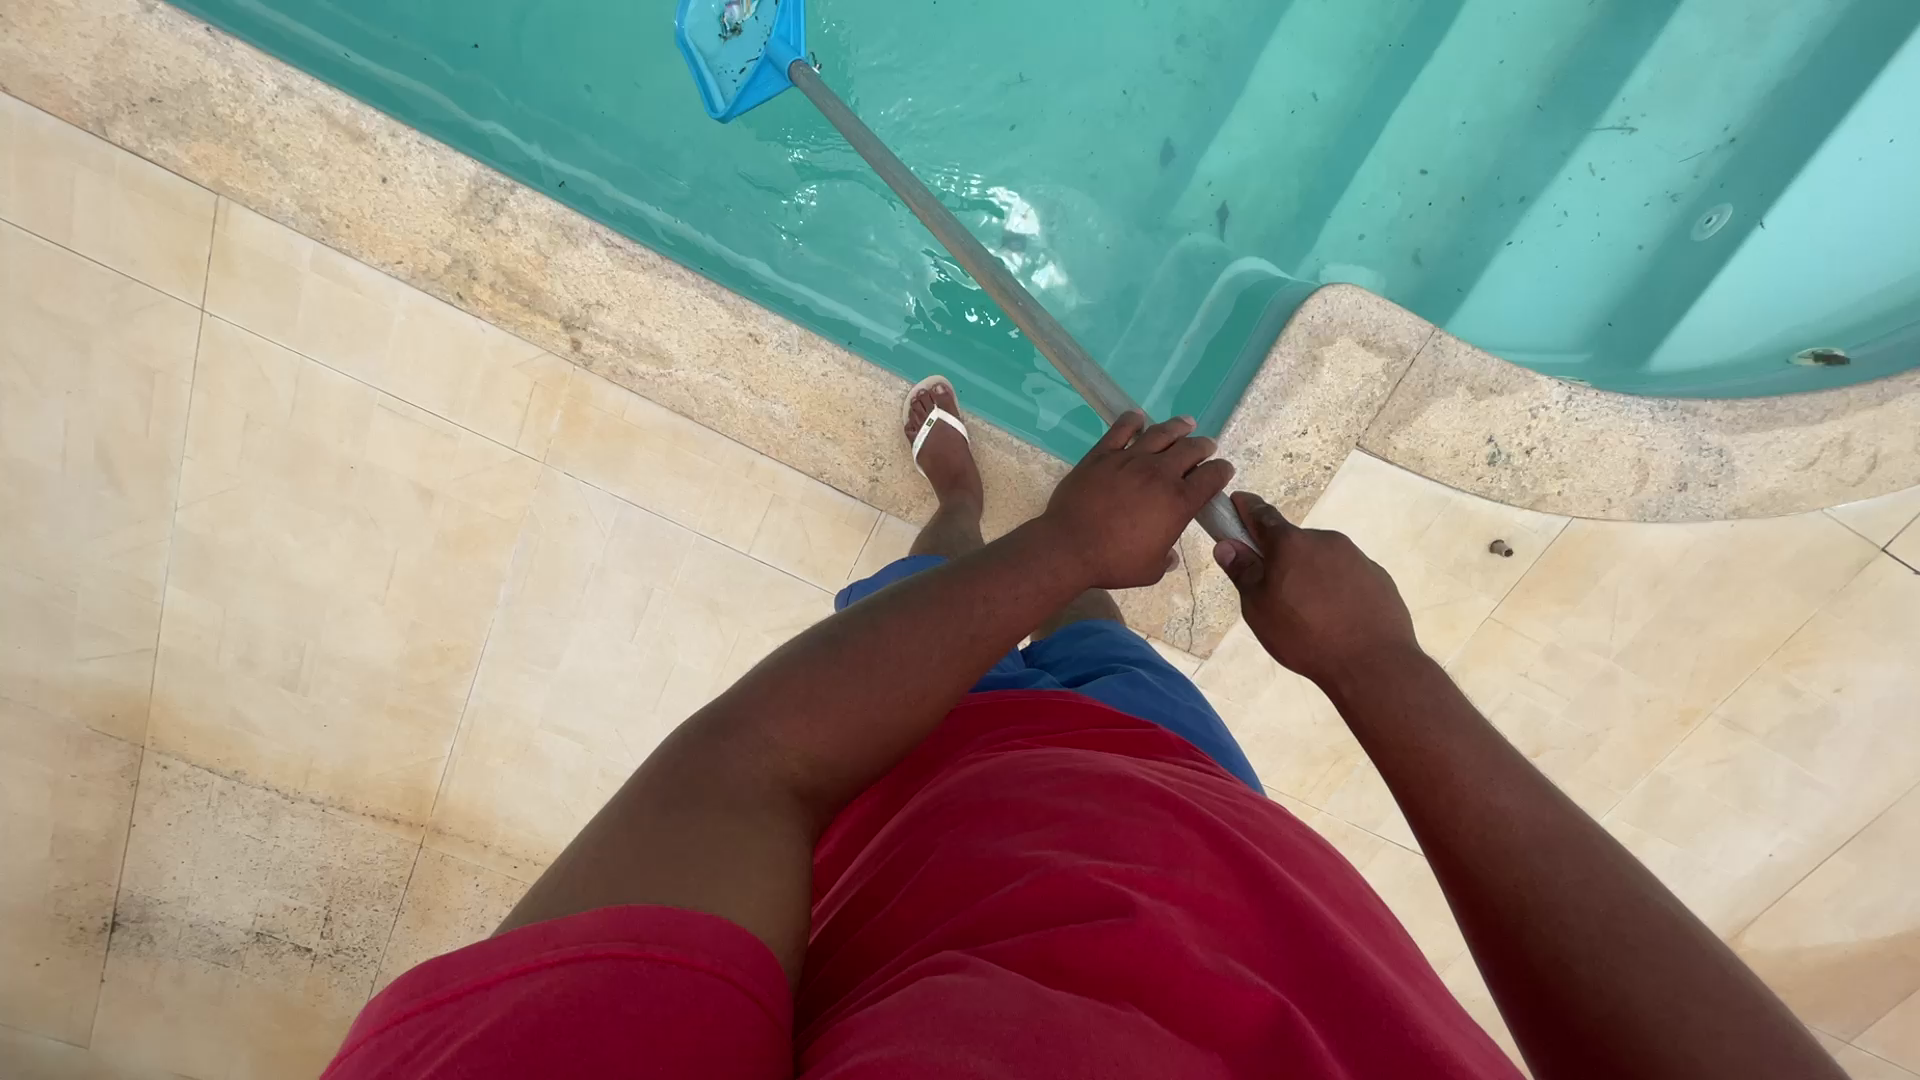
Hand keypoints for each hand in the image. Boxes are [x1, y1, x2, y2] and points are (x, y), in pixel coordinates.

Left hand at [1040, 412, 1233, 588]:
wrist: (1069, 547)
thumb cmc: (1113, 562)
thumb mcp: (1150, 570)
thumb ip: (1164, 559)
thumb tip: (1169, 557)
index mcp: (1178, 502)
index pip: (1212, 477)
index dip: (1221, 471)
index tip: (1222, 470)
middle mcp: (1159, 474)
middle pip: (1191, 449)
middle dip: (1203, 446)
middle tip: (1206, 446)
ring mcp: (1129, 459)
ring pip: (1161, 433)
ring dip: (1178, 426)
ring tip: (1186, 423)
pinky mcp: (1102, 455)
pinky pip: (1121, 429)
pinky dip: (1132, 420)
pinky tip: (1138, 417)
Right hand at [1211, 491, 1421, 688]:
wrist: (1372, 663)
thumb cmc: (1303, 634)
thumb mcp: (1258, 607)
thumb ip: (1242, 572)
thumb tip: (1227, 544)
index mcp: (1290, 543)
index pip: (1262, 514)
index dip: (1246, 508)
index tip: (1236, 504)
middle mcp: (1325, 540)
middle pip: (1293, 541)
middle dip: (1280, 556)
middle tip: (1272, 590)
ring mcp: (1356, 557)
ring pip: (1321, 559)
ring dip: (1309, 573)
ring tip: (1307, 612)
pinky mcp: (1378, 578)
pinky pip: (1346, 576)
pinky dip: (1334, 588)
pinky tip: (1335, 617)